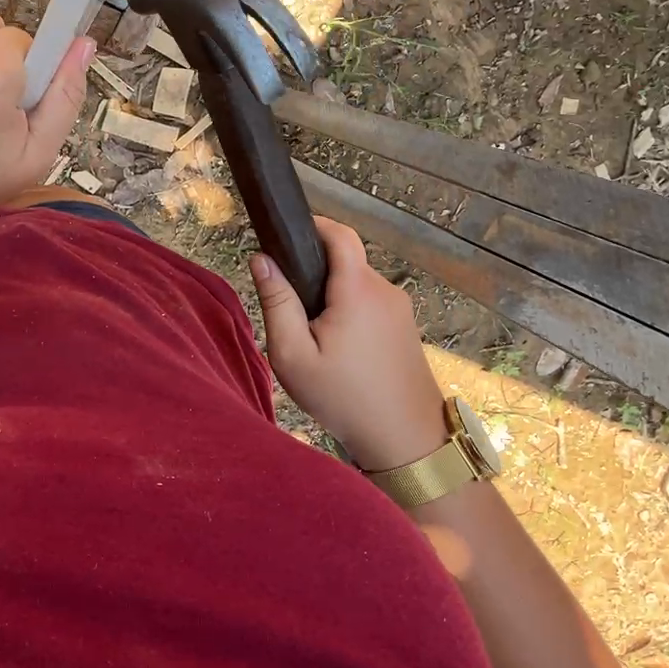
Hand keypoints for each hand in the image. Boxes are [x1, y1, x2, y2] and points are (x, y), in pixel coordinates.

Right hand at [250, 217, 447, 470]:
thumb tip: (261, 258)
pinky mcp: (405, 328)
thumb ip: (276, 302)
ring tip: (307, 334)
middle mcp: (385, 291)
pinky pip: (368, 303)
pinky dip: (346, 310)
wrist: (407, 442)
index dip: (313, 225)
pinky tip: (332, 346)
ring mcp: (400, 310)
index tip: (283, 234)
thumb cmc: (344, 397)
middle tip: (285, 305)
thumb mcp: (293, 354)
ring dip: (329, 295)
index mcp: (357, 291)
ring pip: (355, 284)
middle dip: (312, 271)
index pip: (340, 235)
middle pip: (344, 260)